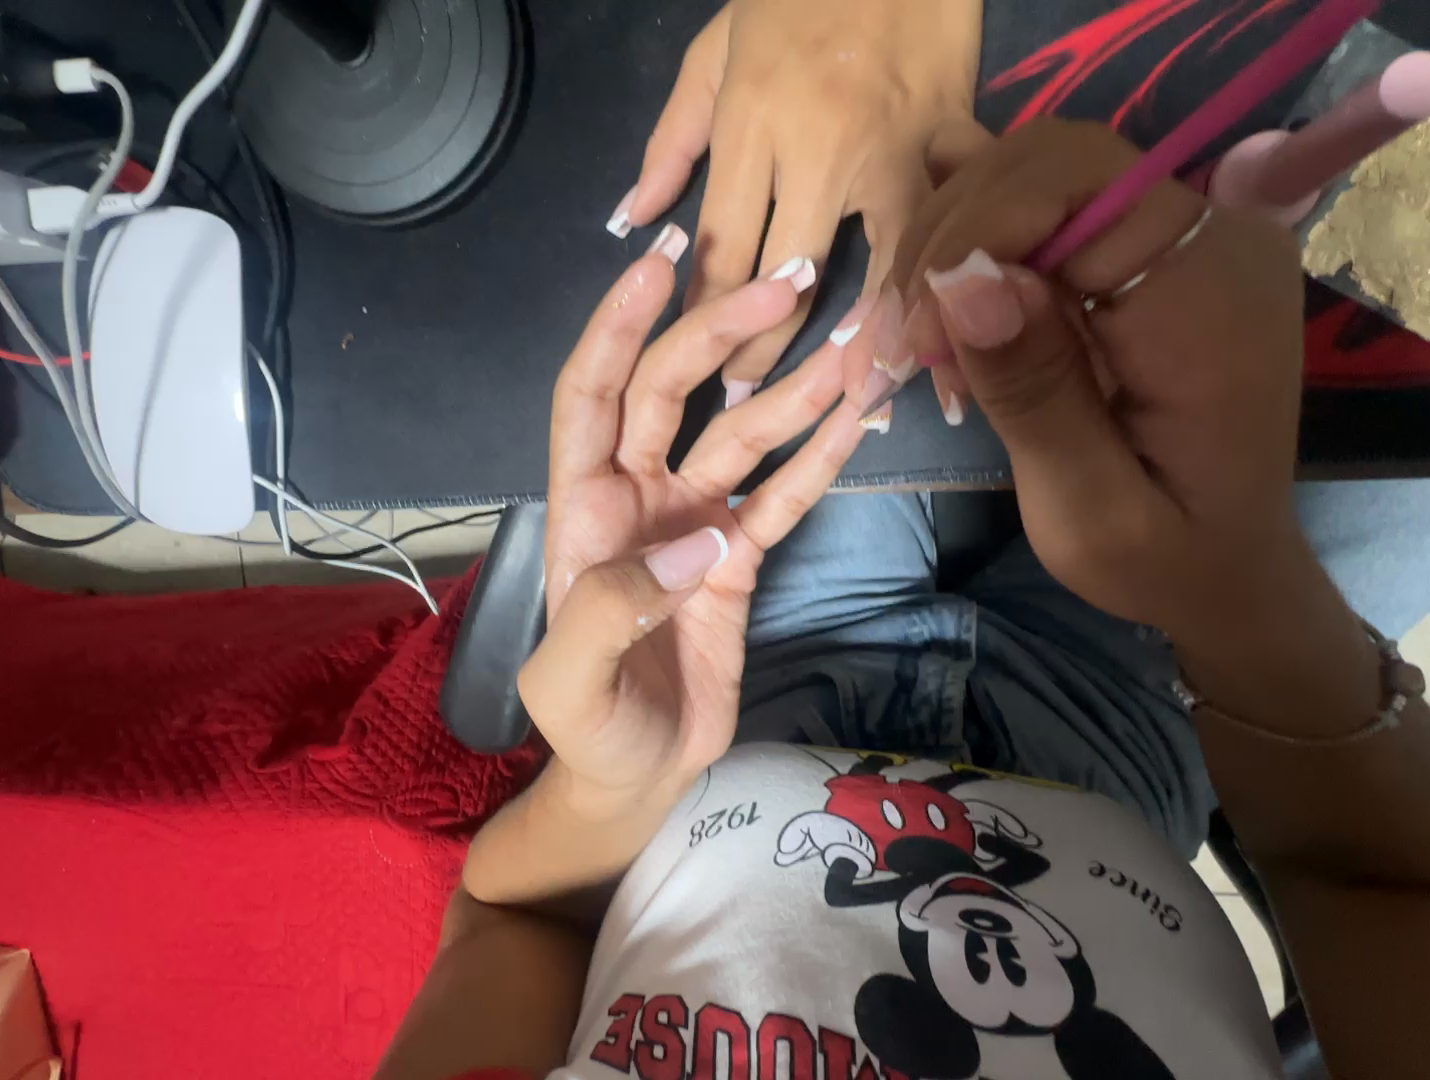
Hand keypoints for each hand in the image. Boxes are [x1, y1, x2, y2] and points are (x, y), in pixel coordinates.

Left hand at [519, 229, 868, 808]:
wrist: (640, 771)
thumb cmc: (591, 726)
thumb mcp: (570, 682)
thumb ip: (611, 607)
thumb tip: (701, 541)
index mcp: (581, 509)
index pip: (590, 396)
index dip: (616, 329)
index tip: (660, 266)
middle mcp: (638, 496)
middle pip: (673, 393)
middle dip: (722, 335)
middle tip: (789, 285)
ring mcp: (695, 521)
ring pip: (744, 435)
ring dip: (795, 390)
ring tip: (858, 342)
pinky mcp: (742, 556)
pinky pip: (783, 496)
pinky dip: (819, 458)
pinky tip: (859, 416)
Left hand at [613, 0, 986, 410]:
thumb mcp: (713, 51)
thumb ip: (671, 140)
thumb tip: (637, 220)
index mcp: (752, 121)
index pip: (721, 246)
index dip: (706, 317)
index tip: (698, 368)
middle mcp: (822, 147)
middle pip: (789, 274)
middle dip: (765, 349)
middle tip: (750, 401)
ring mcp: (898, 145)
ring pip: (884, 264)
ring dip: (869, 341)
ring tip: (852, 399)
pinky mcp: (958, 137)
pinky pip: (963, 222)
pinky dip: (960, 282)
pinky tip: (949, 343)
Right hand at [862, 119, 1327, 642]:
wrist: (1225, 564)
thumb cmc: (1159, 555)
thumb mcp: (1088, 507)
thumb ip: (1036, 392)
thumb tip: (962, 281)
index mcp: (1205, 298)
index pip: (1074, 178)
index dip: (971, 232)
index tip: (914, 335)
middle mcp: (1208, 237)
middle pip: (1043, 162)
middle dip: (946, 242)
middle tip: (900, 349)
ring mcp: (1178, 237)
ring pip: (1029, 178)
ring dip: (948, 252)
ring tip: (917, 347)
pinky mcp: (1145, 254)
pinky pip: (1043, 213)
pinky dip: (975, 255)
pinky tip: (947, 319)